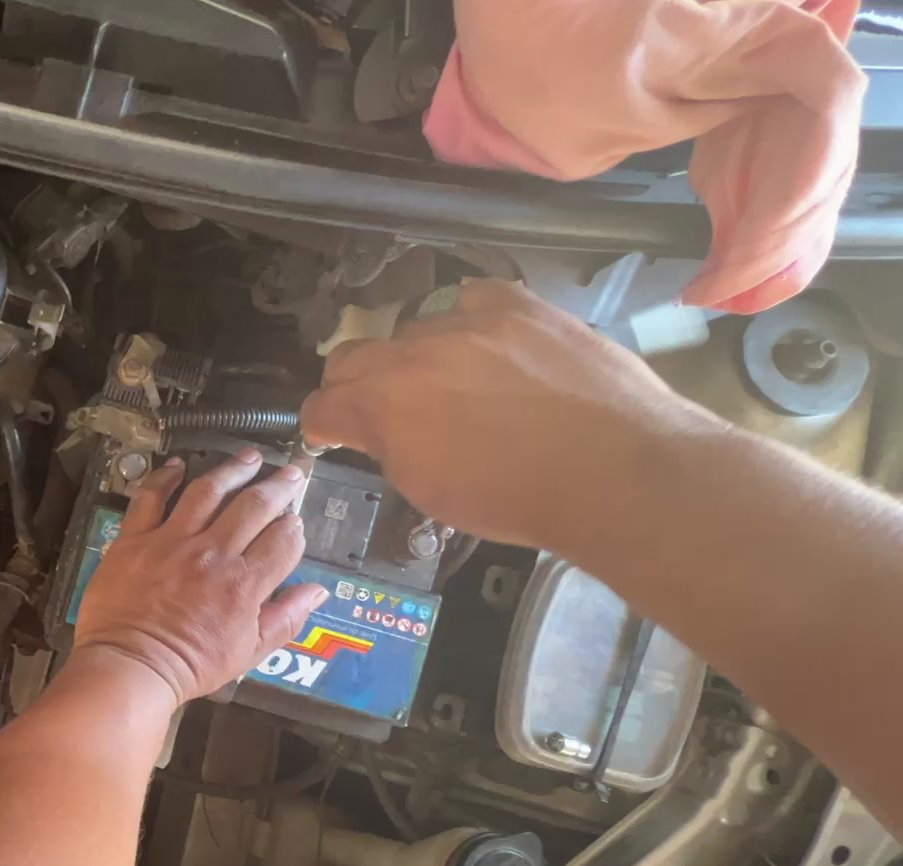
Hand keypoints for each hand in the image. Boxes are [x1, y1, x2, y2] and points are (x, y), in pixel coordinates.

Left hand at [72, 448, 329, 708]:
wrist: (130, 665)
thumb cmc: (190, 665)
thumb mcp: (248, 653)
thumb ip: (284, 619)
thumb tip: (317, 591)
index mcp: (245, 584)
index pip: (283, 541)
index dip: (294, 526)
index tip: (295, 519)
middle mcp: (213, 553)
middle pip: (253, 506)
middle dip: (278, 486)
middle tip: (290, 472)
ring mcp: (171, 541)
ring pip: (207, 491)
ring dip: (232, 470)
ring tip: (249, 457)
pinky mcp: (134, 538)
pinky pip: (150, 498)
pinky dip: (164, 477)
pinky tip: (178, 465)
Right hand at [300, 280, 719, 549]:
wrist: (617, 473)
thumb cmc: (509, 496)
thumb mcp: (422, 487)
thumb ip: (383, 446)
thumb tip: (372, 429)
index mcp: (378, 403)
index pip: (319, 406)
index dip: (320, 426)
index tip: (332, 438)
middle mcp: (411, 354)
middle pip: (348, 356)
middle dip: (350, 386)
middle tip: (377, 411)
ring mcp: (468, 324)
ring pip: (408, 330)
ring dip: (411, 358)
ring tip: (445, 384)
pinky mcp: (522, 309)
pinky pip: (472, 298)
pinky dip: (465, 320)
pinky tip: (481, 344)